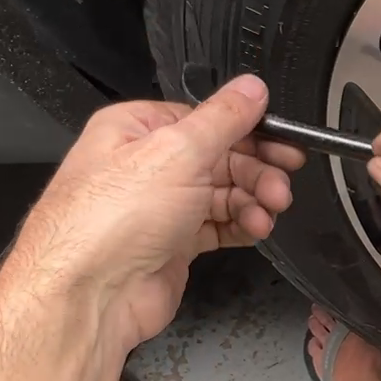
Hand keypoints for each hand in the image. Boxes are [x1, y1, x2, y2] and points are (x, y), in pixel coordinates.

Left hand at [8, 75, 303, 349]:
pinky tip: (254, 230)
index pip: (210, 122)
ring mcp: (163, 206)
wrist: (93, 293)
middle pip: (224, 160)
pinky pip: (221, 226)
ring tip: (266, 216)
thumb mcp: (179, 152)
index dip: (252, 136)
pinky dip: (242, 227)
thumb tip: (252, 88)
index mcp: (139, 130)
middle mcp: (149, 165)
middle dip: (259, 176)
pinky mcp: (175, 241)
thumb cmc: (112, 221)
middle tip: (281, 190)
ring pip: (227, 195)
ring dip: (254, 204)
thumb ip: (223, 119)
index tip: (286, 149)